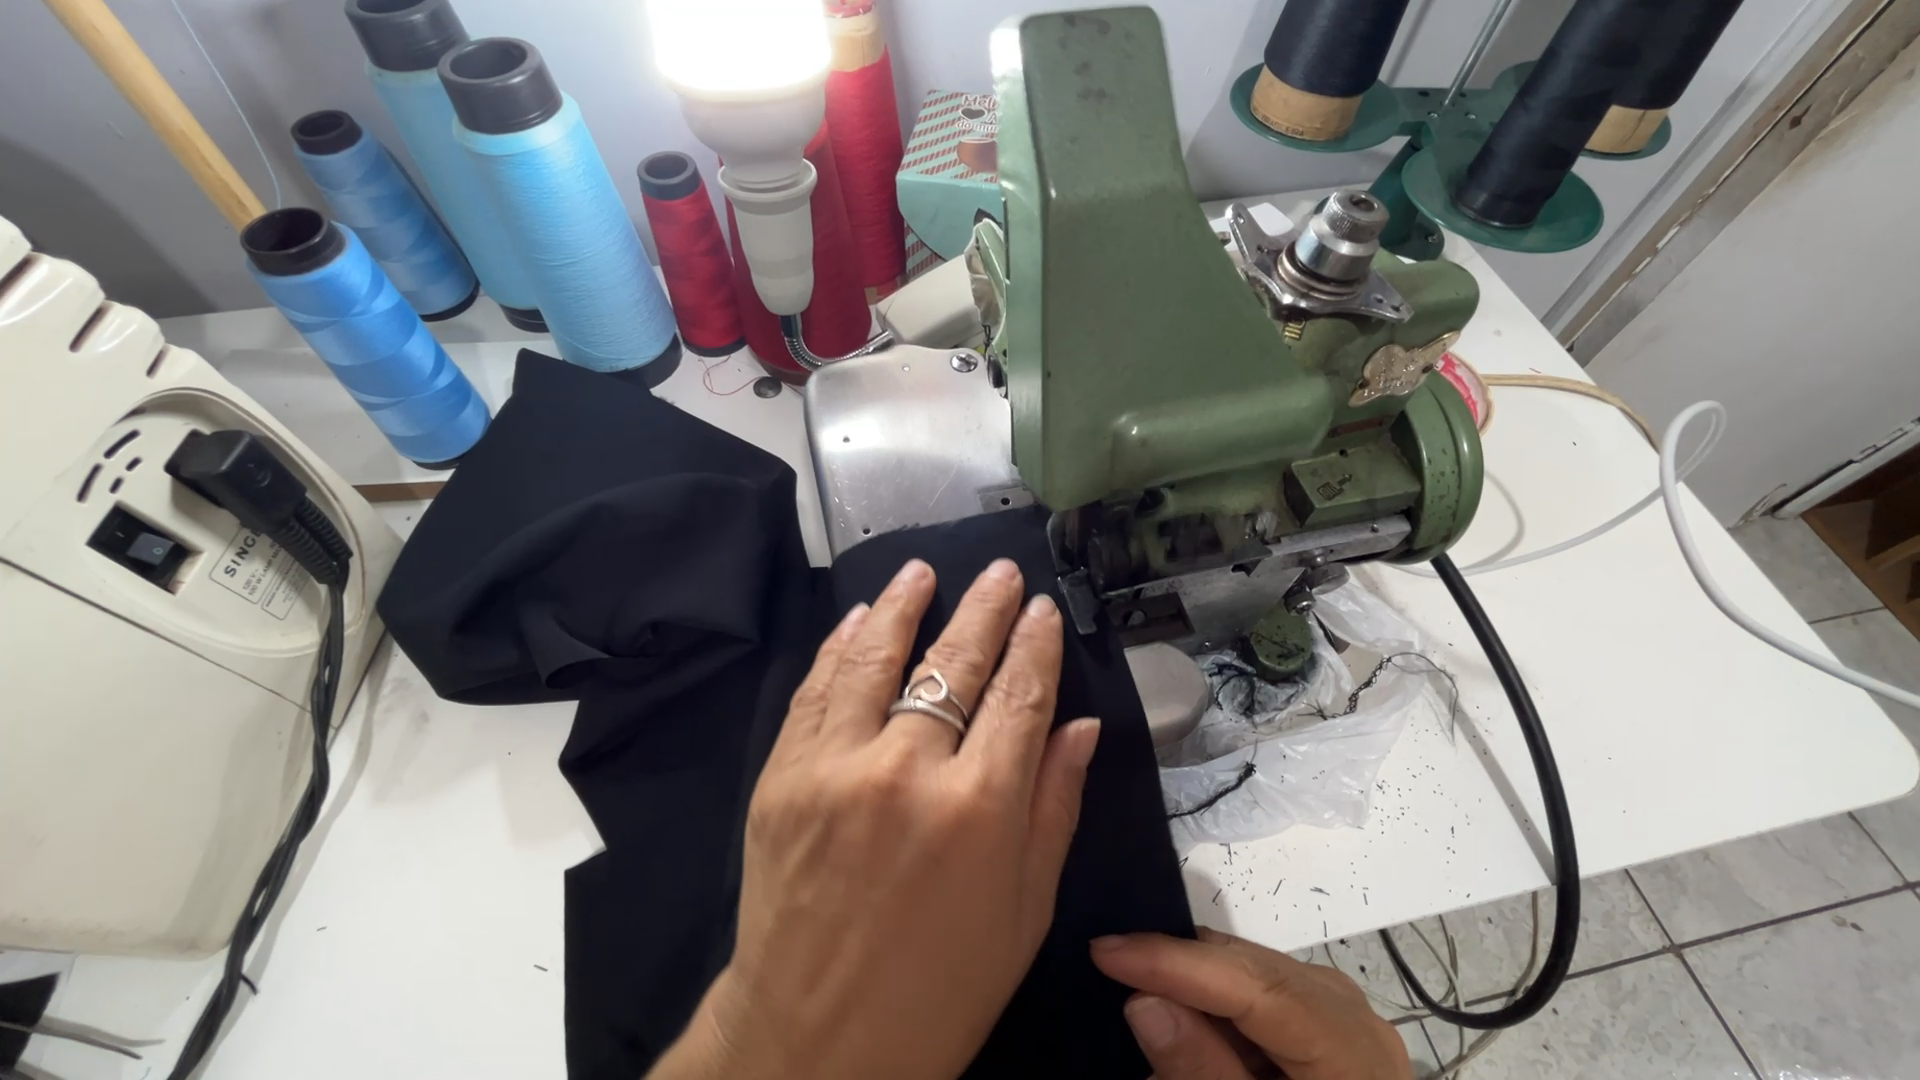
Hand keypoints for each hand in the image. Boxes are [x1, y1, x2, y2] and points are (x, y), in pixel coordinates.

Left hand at [649, 558, 1101, 1079]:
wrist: (815, 1037)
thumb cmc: (941, 986)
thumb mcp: (1025, 908)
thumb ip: (1055, 805)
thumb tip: (1083, 725)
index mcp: (981, 809)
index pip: (1019, 696)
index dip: (1035, 645)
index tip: (1042, 609)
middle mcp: (908, 772)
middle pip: (953, 663)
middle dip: (983, 610)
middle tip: (999, 573)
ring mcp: (835, 767)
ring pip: (876, 658)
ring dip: (902, 606)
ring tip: (922, 571)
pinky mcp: (783, 775)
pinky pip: (816, 691)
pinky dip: (840, 648)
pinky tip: (860, 619)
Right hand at [1092, 928, 1411, 1079]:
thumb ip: (1203, 1074)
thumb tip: (1143, 1001)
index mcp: (1351, 1051)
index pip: (1254, 983)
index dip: (1175, 961)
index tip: (1104, 950)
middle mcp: (1353, 1018)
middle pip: (1251, 968)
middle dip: (1177, 963)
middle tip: (1107, 959)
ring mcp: (1343, 1019)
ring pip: (1250, 973)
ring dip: (1192, 981)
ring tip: (1134, 981)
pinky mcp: (1327, 1030)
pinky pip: (1260, 995)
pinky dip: (1216, 1004)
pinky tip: (1183, 1015)